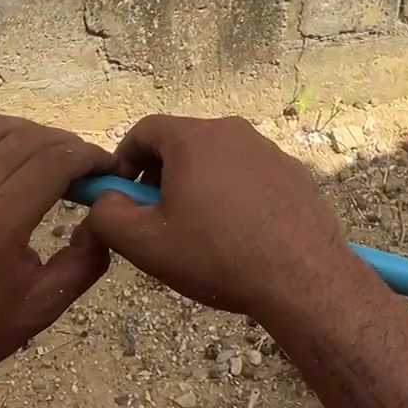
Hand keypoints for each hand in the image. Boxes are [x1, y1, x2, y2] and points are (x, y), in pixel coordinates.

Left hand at [0, 105, 113, 390]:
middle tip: (86, 171)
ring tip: (48, 157)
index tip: (109, 171)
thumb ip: (86, 259)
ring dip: (28, 132)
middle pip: (29, 138)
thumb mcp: (46, 304)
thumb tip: (106, 217)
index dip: (91, 158)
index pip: (56, 161)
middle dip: (69, 145)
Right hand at [83, 115, 365, 321]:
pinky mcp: (295, 172)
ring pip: (219, 160)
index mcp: (193, 138)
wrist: (302, 277)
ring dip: (200, 186)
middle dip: (163, 176)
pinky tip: (241, 235)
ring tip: (202, 233)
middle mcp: (233, 131)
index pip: (144, 130)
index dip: (125, 161)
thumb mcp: (144, 243)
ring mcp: (269, 150)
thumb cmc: (216, 255)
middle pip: (183, 143)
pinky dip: (236, 195)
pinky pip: (251, 175)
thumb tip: (105, 200)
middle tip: (160, 219)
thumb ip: (107, 214)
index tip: (123, 196)